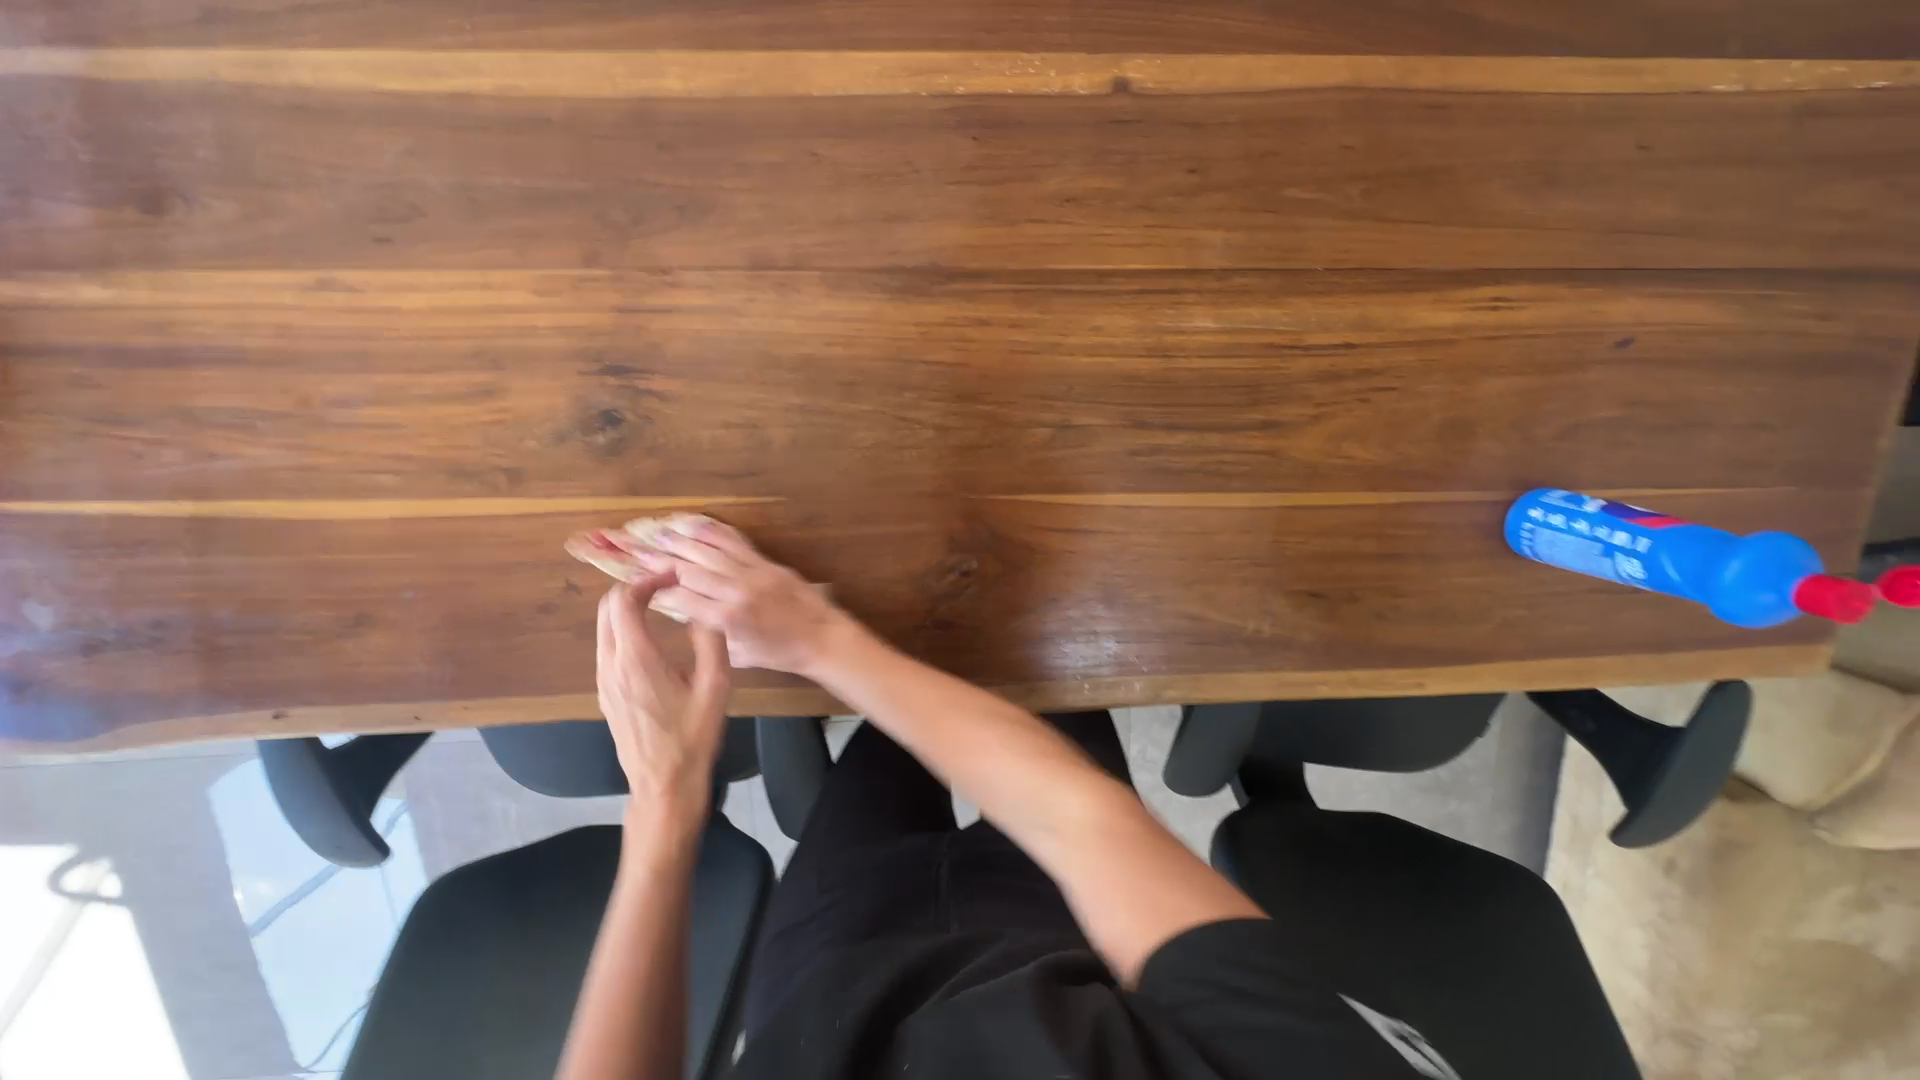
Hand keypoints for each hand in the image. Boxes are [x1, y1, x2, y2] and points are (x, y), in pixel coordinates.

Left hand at [596, 577, 731, 817]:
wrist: (664, 783)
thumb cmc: (693, 736)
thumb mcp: (716, 686)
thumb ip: (710, 641)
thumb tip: (704, 612)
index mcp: (636, 658)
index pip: (624, 600)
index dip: (647, 581)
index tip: (672, 578)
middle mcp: (611, 665)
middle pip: (606, 609)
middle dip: (633, 590)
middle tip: (664, 587)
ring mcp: (603, 681)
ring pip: (604, 629)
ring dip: (626, 610)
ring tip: (658, 607)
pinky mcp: (605, 695)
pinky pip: (607, 649)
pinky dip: (623, 631)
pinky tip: (651, 640)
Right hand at [615, 517, 849, 674]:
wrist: (823, 639)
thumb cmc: (782, 654)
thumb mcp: (741, 654)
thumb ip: (711, 636)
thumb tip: (687, 618)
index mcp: (728, 619)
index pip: (682, 598)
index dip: (657, 589)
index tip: (637, 581)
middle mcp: (736, 591)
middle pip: (689, 570)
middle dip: (659, 559)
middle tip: (632, 549)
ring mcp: (752, 573)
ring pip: (708, 551)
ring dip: (679, 540)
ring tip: (654, 531)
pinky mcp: (766, 563)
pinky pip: (734, 542)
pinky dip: (711, 531)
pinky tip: (693, 523)